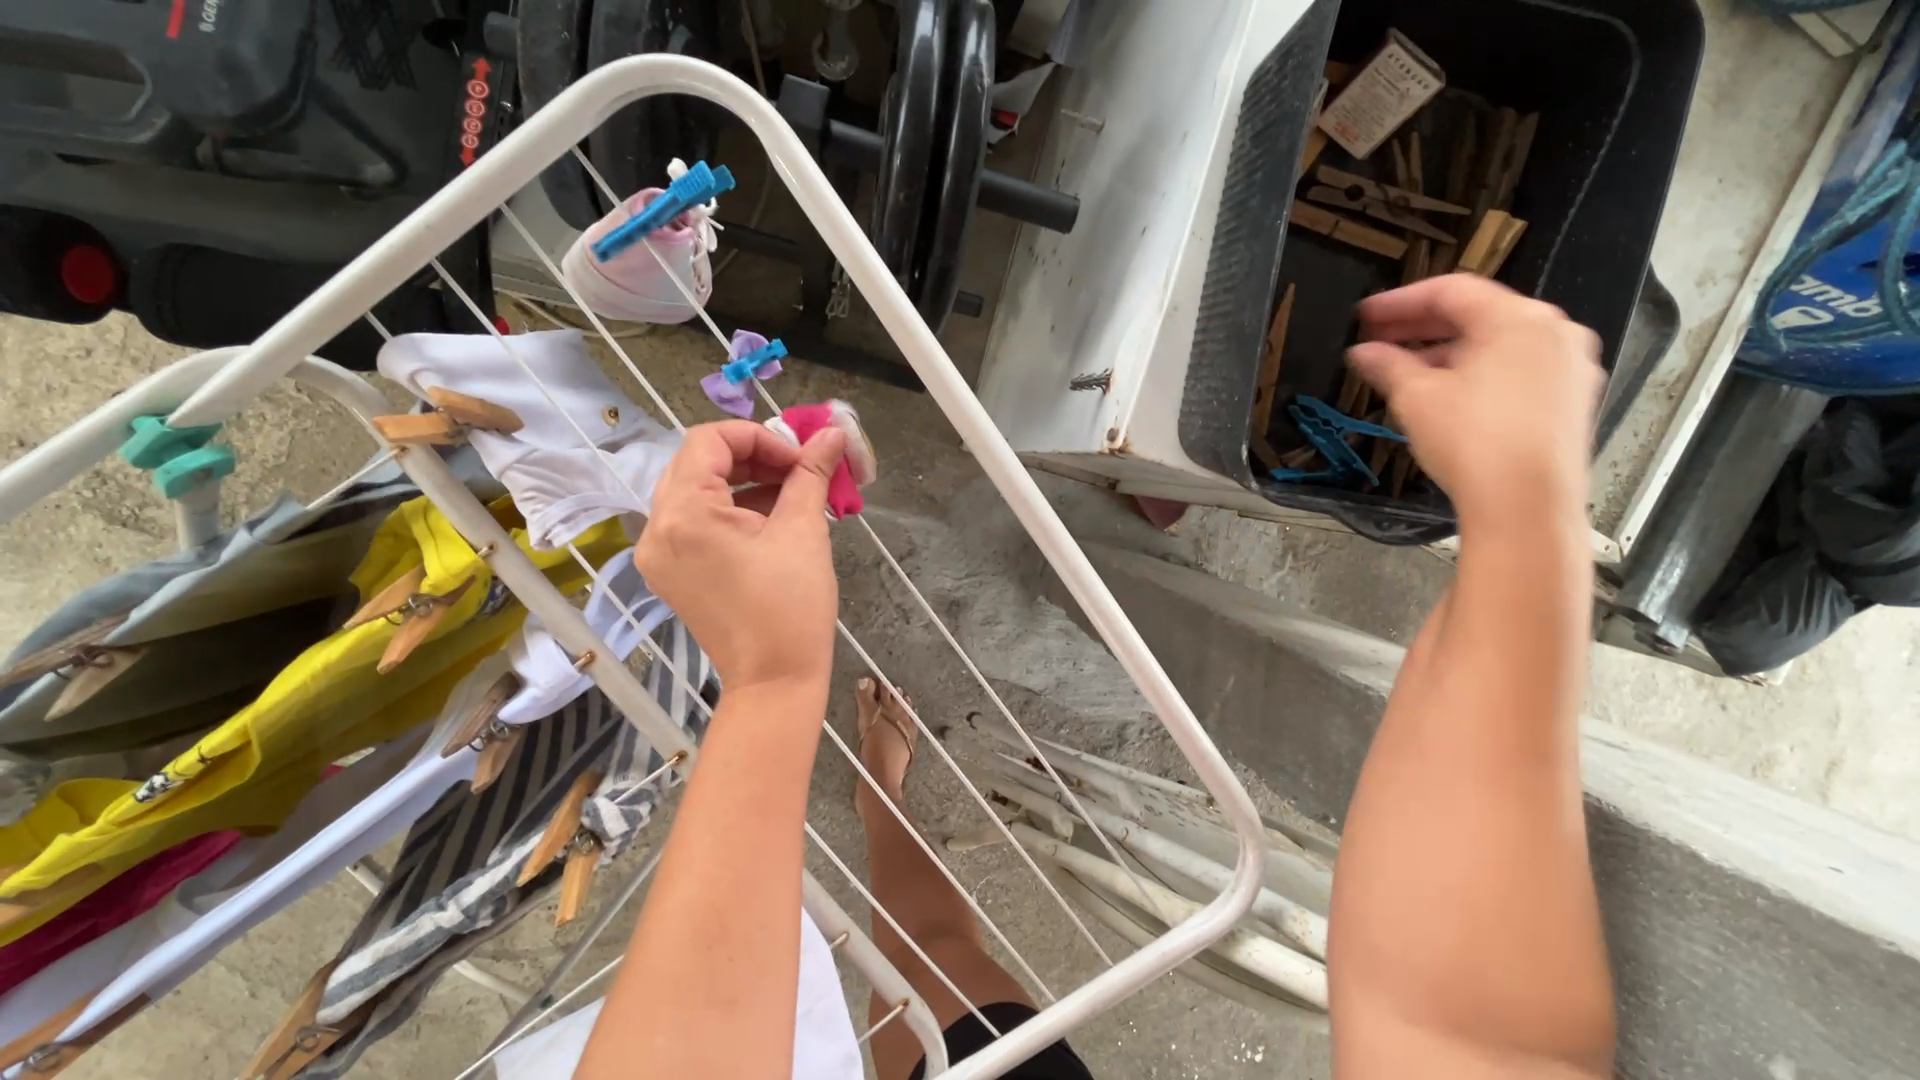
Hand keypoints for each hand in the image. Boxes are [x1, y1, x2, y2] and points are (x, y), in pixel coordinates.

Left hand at [634, 420, 846, 692]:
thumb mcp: (804, 530)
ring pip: (696, 491)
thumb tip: (832, 433)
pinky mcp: (669, 572)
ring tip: (791, 494)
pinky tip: (770, 519)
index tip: (800, 458)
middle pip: (698, 463)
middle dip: (752, 457)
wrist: (775, 680)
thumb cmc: (791, 606)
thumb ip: (812, 473)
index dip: (759, 437)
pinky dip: (730, 510)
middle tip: (798, 470)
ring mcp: (658, 553)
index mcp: (684, 513)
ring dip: (743, 481)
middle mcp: (656, 528)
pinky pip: (694, 521)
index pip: (709, 440)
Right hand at [1347, 275, 1603, 528]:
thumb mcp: (1416, 398)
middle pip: (1479, 315)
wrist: (1527, 504)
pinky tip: (1447, 397)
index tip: (1365, 315)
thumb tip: (1362, 352)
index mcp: (1517, 318)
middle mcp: (1553, 332)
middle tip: (1380, 340)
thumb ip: (1387, 365)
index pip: (1450, 291)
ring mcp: (1569, 367)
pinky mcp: (1572, 401)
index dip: (1399, 301)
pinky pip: (1517, 371)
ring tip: (1407, 373)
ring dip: (1449, 352)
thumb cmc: (1473, 441)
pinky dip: (1479, 374)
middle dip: (1423, 328)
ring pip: (1499, 345)